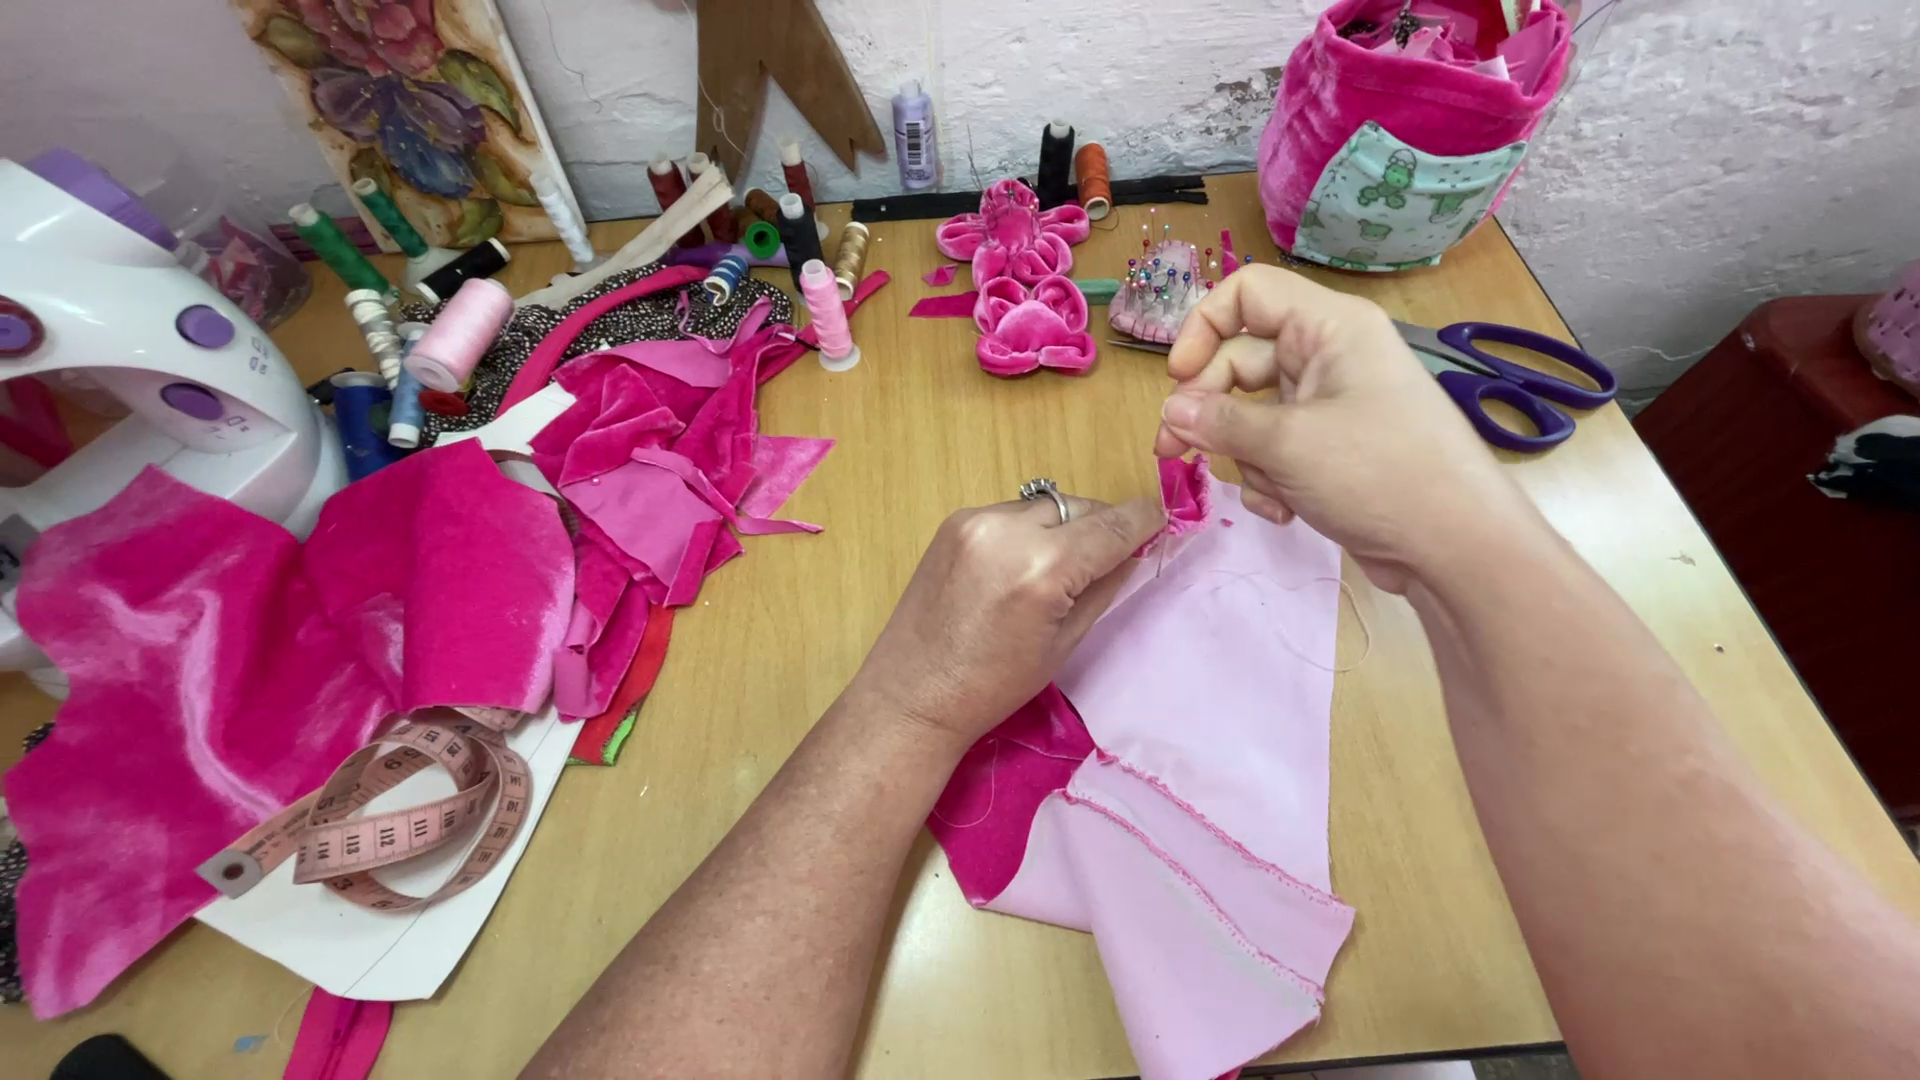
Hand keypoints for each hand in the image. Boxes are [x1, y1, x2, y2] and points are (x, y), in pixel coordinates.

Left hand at [849, 495, 1164, 747]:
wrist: (912, 692)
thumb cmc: (993, 685)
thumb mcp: (1064, 643)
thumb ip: (1104, 586)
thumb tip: (1134, 550)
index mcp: (1042, 568)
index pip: (1113, 525)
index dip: (1145, 521)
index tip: (1164, 520)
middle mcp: (1008, 530)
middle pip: (1080, 505)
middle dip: (1100, 527)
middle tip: (1106, 560)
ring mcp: (975, 520)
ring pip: (1046, 506)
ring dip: (1063, 526)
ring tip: (1055, 567)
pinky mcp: (954, 521)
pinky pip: (1012, 513)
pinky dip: (1028, 531)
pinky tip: (1017, 565)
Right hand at [1154, 265, 1552, 592]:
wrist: (1455, 547)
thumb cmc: (1378, 474)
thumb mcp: (1287, 444)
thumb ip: (1219, 422)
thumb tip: (1171, 410)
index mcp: (1328, 328)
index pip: (1247, 293)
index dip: (1203, 327)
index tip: (1177, 378)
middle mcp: (1327, 356)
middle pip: (1238, 362)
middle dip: (1206, 410)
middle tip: (1171, 451)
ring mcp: (1328, 405)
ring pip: (1250, 414)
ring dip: (1244, 456)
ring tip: (1268, 490)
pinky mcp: (1328, 448)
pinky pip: (1273, 449)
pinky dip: (1268, 479)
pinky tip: (1284, 509)